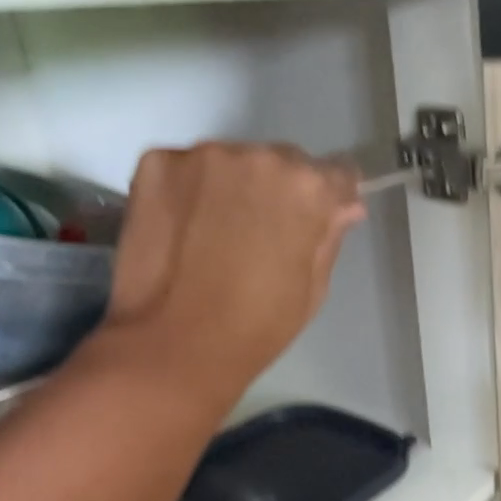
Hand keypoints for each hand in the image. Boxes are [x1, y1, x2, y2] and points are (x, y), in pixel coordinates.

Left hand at [98, 142, 364, 391]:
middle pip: (281, 162)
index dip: (330, 198)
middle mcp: (260, 157)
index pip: (338, 172)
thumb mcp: (314, 287)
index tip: (317, 220)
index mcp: (309, 188)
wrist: (173, 344)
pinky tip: (183, 229)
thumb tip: (343, 206)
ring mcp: (203, 156)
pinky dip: (189, 191)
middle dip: (278, 190)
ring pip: (231, 163)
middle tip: (260, 236)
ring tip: (215, 236)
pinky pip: (186, 169)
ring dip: (231, 188)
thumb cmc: (258, 326)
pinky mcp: (156, 163)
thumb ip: (329, 235)